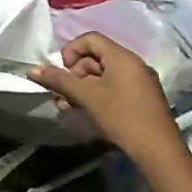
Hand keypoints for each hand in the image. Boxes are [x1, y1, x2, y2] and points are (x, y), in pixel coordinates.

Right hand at [29, 32, 184, 165]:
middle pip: (95, 57)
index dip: (71, 51)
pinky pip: (113, 87)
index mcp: (122, 57)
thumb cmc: (121, 117)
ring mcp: (139, 82)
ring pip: (102, 75)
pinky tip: (86, 111)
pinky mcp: (141, 98)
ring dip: (82, 87)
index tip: (62, 72)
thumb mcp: (87, 97)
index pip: (90, 39)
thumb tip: (33, 70)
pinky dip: (96, 95)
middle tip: (63, 94)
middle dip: (74, 74)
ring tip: (69, 106)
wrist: (159, 152)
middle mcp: (133, 64)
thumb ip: (59, 80)